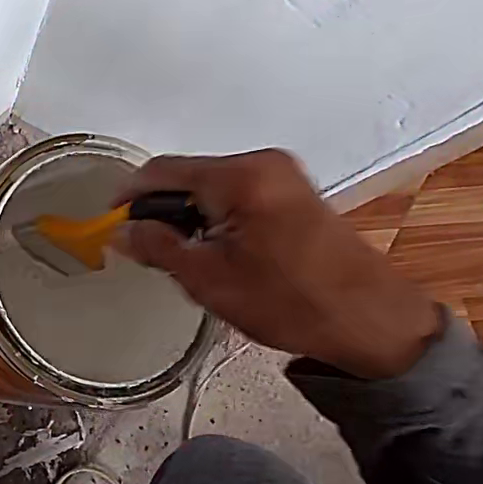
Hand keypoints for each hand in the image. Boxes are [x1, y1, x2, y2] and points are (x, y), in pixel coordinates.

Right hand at [114, 150, 440, 378]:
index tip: (111, 224)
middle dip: (160, 210)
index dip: (128, 196)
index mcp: (240, 177)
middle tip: (149, 252)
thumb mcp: (207, 278)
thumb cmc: (288, 301)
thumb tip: (121, 230)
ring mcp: (282, 175)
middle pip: (186, 176)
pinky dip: (214, 217)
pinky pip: (235, 195)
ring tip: (186, 259)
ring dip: (187, 216)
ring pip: (209, 188)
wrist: (371, 320)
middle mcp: (262, 163)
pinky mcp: (294, 192)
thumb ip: (156, 246)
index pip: (161, 171)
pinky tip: (217, 253)